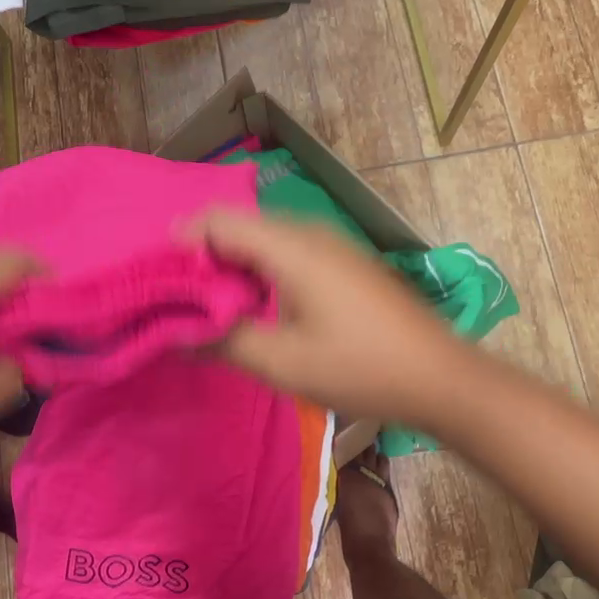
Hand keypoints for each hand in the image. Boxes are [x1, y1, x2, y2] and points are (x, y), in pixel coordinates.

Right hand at [189, 210, 491, 428]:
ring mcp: (331, 245)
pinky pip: (287, 254)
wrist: (441, 379)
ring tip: (207, 309)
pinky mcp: (344, 264)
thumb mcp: (282, 362)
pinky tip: (253, 310)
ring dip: (231, 268)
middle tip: (175, 300)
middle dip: (202, 258)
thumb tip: (174, 334)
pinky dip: (259, 274)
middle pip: (238, 226)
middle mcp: (309, 232)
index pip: (218, 220)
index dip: (181, 244)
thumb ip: (221, 342)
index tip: (156, 282)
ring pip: (262, 241)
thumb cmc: (360, 367)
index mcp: (291, 246)